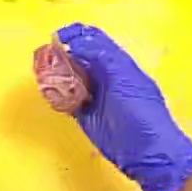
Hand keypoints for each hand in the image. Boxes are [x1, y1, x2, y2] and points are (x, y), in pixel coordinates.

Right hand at [57, 23, 191, 190]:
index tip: (59, 35)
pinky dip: (59, 95)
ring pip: (74, 79)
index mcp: (120, 65)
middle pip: (82, 59)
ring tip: (43, 70)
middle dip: (64, 54)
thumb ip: (103, 59)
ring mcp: (97, 98)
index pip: (97, 42)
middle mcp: (107, 78)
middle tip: (45, 53)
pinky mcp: (87, 117)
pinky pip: (69, 100)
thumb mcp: (124, 81)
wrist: (148, 155)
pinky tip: (50, 91)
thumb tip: (80, 42)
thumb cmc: (142, 116)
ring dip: (59, 74)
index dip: (79, 35)